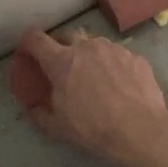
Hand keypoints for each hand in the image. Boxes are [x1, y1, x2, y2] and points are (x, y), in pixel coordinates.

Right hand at [15, 29, 167, 166]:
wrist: (139, 130)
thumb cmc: (92, 128)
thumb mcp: (57, 128)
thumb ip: (40, 114)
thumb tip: (32, 109)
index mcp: (62, 61)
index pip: (36, 39)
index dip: (28, 42)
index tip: (28, 51)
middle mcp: (87, 47)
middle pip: (68, 35)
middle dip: (62, 47)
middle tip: (65, 67)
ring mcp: (114, 50)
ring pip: (96, 44)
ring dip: (90, 56)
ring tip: (96, 77)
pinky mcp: (136, 58)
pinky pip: (119, 56)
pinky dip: (114, 66)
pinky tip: (120, 85)